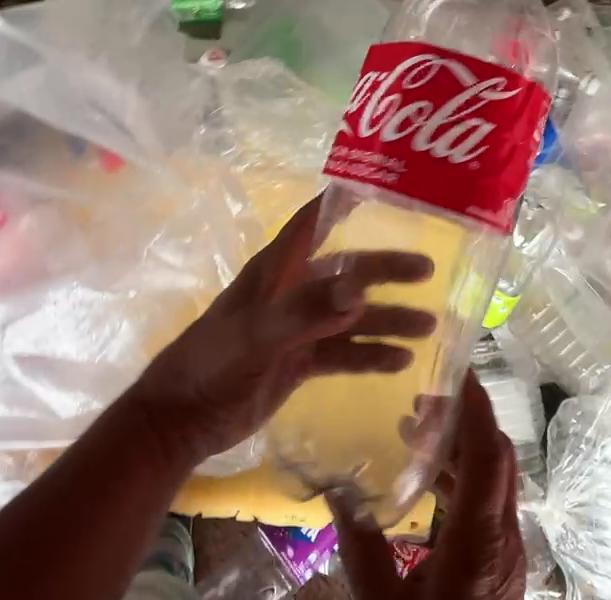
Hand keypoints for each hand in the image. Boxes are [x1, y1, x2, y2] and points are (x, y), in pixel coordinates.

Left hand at [127, 196, 437, 463]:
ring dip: (387, 318)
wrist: (181, 419)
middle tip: (428, 269)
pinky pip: (343, 352)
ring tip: (428, 325)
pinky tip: (400, 361)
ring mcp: (297, 328)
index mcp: (275, 271)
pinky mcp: (299, 361)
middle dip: (384, 269)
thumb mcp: (257, 335)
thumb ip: (304, 311)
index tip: (384, 190)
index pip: (312, 223)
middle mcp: (290, 292)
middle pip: (345, 271)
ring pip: (350, 316)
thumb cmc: (212, 364)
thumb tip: (358, 288)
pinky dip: (371, 354)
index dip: (342, 202)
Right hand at [332, 373, 526, 599]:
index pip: (488, 454)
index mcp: (478, 540)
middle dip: (465, 419)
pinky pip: (488, 503)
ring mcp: (508, 552)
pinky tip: (425, 480)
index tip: (455, 371)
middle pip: (497, 459)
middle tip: (423, 396)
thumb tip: (336, 489)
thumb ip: (361, 544)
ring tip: (414, 429)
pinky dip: (462, 479)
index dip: (476, 407)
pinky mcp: (502, 565)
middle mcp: (503, 538)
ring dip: (460, 449)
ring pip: (494, 480)